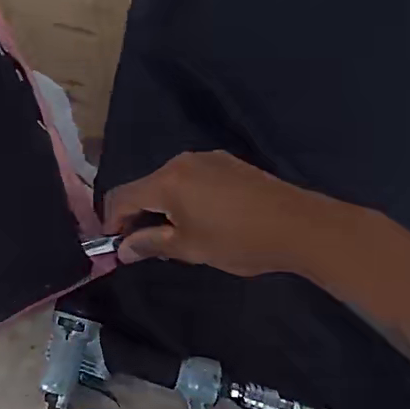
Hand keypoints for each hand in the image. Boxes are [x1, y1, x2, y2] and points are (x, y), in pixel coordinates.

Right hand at [102, 151, 356, 276]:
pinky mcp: (227, 163)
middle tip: (143, 245)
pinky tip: (201, 219)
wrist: (299, 225)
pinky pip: (192, 178)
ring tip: (176, 236)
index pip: (121, 196)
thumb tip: (124, 249)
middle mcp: (182, 161)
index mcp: (167, 181)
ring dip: (162, 206)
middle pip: (145, 187)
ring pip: (169, 182)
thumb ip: (151, 244)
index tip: (113, 244)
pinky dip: (184, 197)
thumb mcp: (190, 249)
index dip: (111, 221)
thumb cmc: (239, 240)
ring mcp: (207, 158)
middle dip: (138, 215)